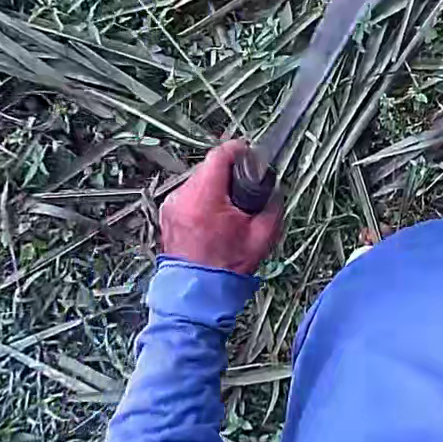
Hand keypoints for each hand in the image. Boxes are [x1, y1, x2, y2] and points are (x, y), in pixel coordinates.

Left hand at [159, 141, 283, 274]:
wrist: (198, 292)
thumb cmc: (226, 268)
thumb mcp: (262, 236)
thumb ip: (272, 206)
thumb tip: (274, 189)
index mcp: (204, 199)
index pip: (219, 155)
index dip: (238, 149)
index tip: (249, 152)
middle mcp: (183, 198)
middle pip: (209, 167)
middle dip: (229, 173)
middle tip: (245, 187)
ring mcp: (172, 205)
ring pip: (198, 180)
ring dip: (216, 186)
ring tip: (230, 205)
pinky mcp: (168, 214)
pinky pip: (189, 194)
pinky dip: (203, 198)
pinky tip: (215, 215)